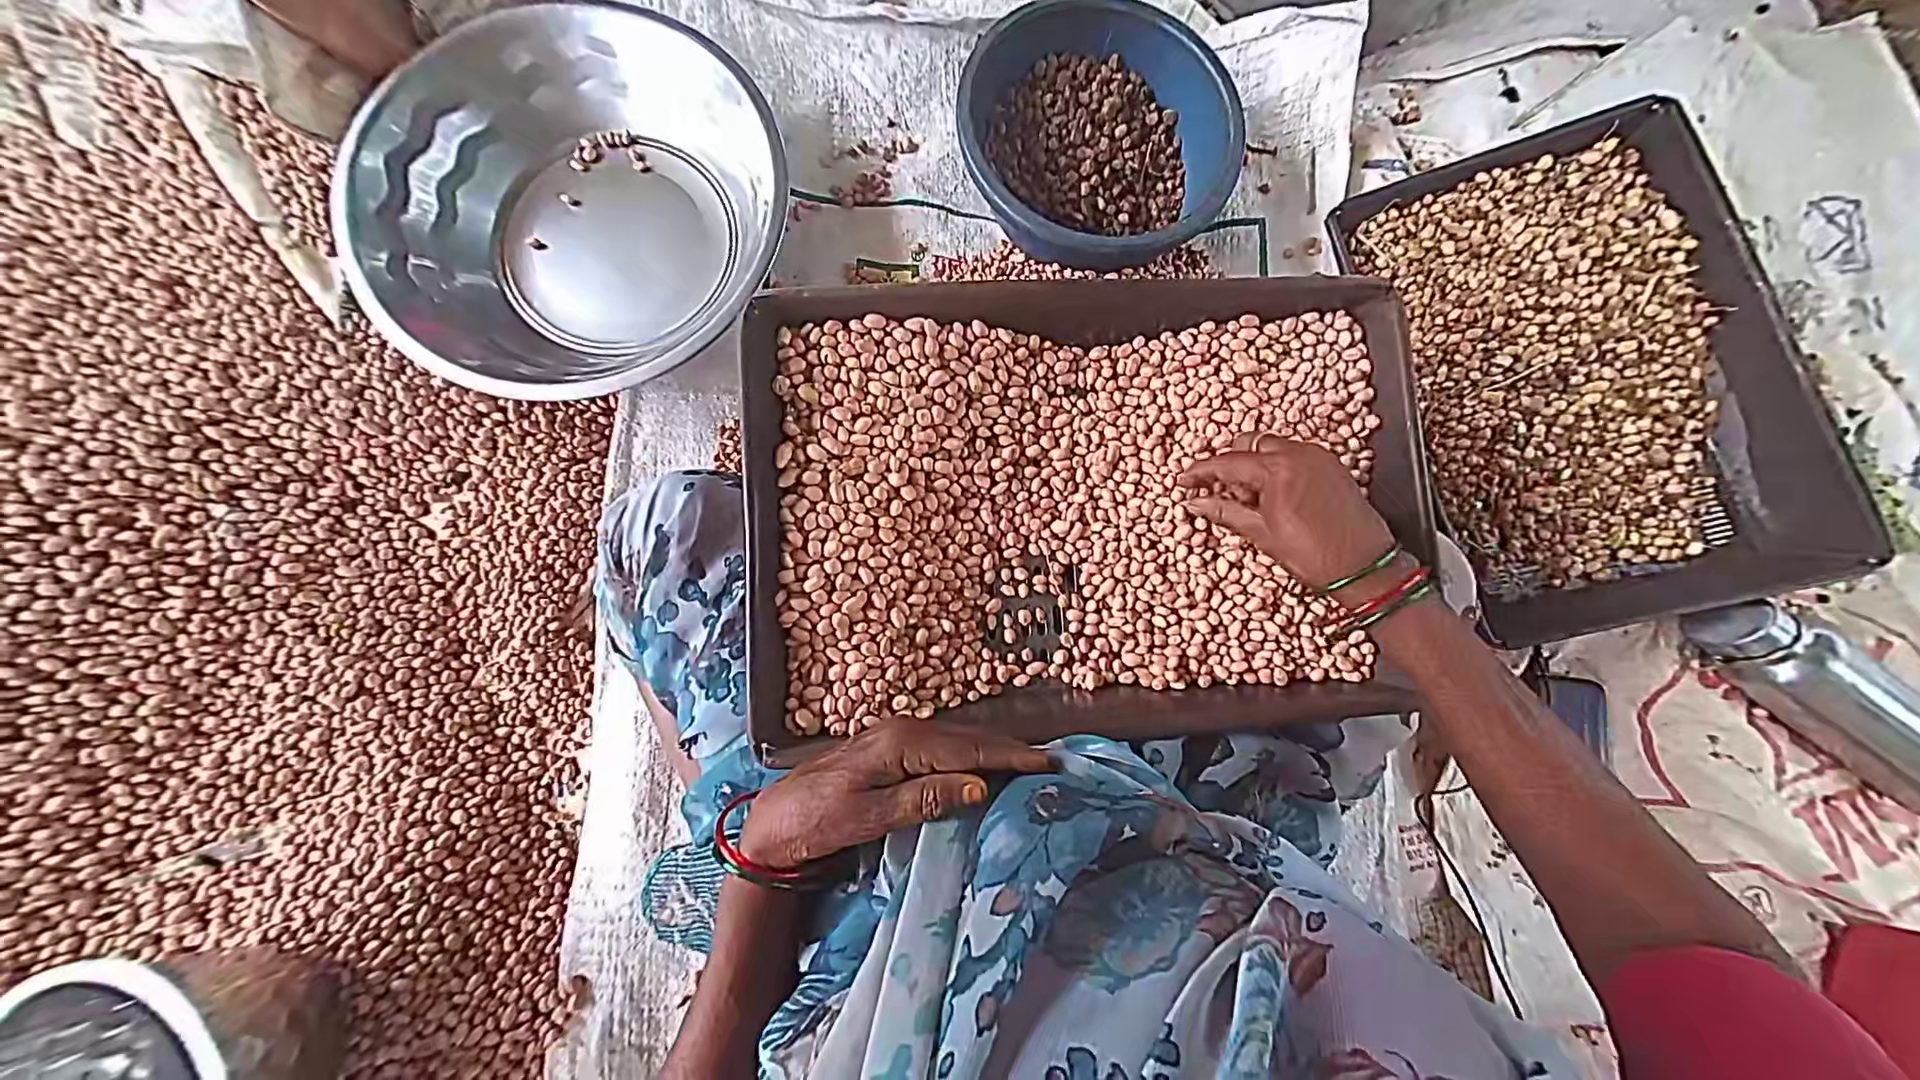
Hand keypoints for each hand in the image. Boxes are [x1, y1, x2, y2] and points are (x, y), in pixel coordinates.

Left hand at [739, 723, 1052, 869]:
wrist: (772, 820)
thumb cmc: (814, 820)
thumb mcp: (867, 815)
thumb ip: (923, 797)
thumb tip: (979, 785)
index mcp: (901, 742)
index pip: (969, 750)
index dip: (1011, 757)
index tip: (1049, 763)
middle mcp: (902, 730)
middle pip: (968, 739)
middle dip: (1010, 750)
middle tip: (1051, 762)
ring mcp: (896, 736)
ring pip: (957, 741)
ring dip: (992, 752)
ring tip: (1027, 764)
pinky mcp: (891, 748)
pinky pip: (943, 749)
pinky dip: (970, 757)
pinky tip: (981, 768)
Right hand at [1177, 435, 1395, 589]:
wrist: (1366, 567)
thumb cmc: (1318, 555)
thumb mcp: (1261, 533)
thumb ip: (1224, 511)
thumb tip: (1196, 503)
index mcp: (1279, 469)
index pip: (1228, 462)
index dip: (1201, 472)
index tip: (1185, 481)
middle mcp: (1301, 455)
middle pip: (1250, 445)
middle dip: (1229, 464)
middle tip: (1214, 489)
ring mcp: (1319, 459)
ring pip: (1273, 448)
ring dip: (1253, 466)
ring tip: (1244, 498)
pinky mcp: (1332, 468)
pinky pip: (1294, 457)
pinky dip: (1276, 469)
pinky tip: (1270, 496)